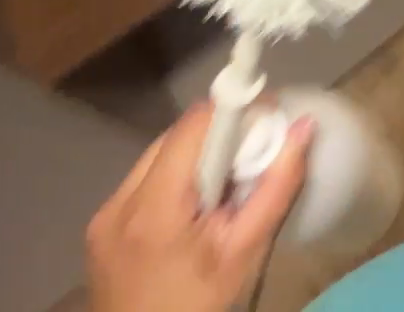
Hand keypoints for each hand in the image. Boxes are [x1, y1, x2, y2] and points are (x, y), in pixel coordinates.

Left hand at [87, 102, 313, 311]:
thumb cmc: (198, 309)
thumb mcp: (246, 251)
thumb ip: (277, 185)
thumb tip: (304, 126)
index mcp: (155, 207)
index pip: (195, 125)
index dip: (234, 111)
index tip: (267, 119)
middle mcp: (120, 201)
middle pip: (177, 136)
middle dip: (219, 135)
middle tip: (253, 158)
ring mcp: (105, 214)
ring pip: (161, 154)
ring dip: (198, 155)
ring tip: (226, 187)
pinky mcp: (100, 226)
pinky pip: (146, 179)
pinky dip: (177, 177)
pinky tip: (196, 207)